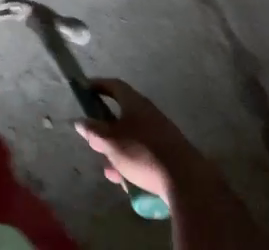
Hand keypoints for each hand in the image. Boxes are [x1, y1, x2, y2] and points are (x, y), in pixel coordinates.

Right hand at [74, 78, 206, 199]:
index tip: (85, 90)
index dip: (98, 85)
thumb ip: (92, 130)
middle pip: (123, 116)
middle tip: (94, 141)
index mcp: (135, 104)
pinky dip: (133, 164)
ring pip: (133, 139)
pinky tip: (127, 182)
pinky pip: (145, 155)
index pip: (114, 86)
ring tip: (110, 171)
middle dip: (106, 130)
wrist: (189, 183)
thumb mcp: (110, 141)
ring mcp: (164, 136)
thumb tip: (80, 122)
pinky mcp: (172, 157)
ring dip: (118, 152)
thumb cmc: (143, 153)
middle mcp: (151, 115)